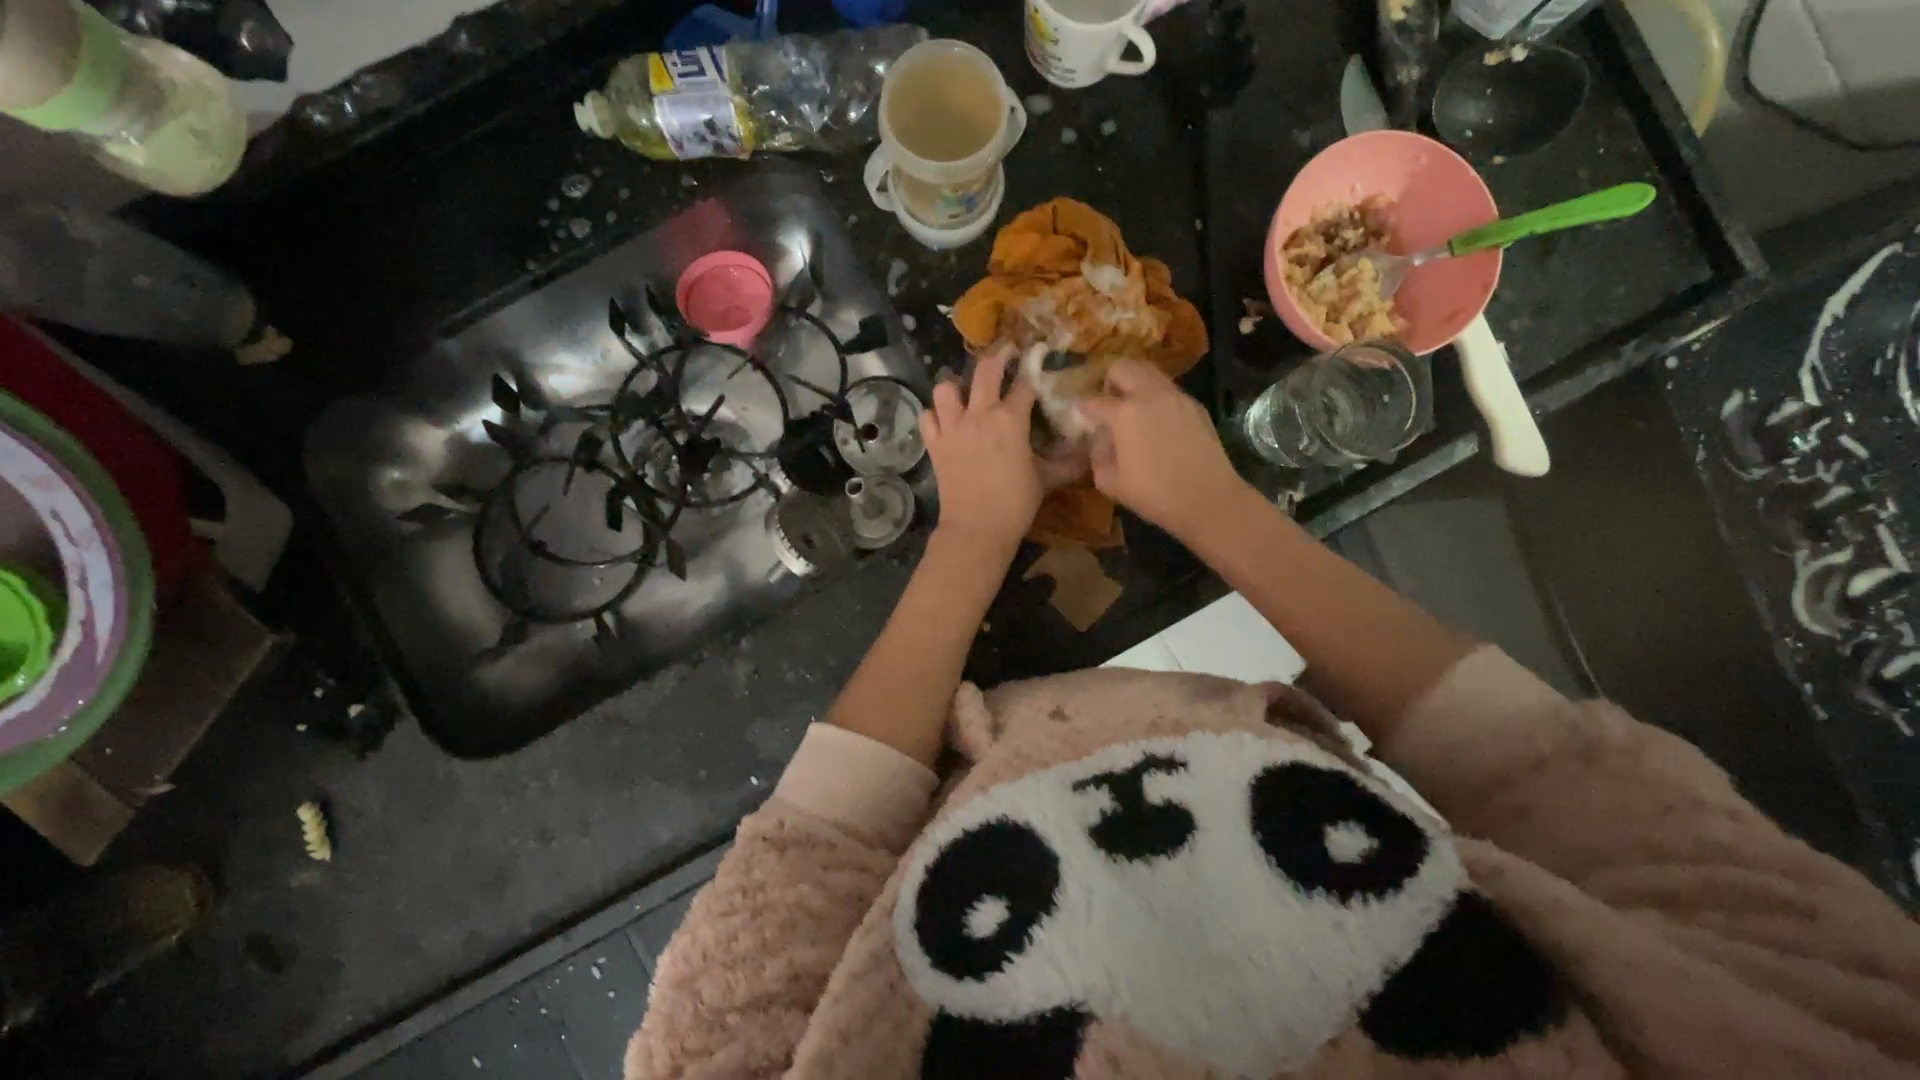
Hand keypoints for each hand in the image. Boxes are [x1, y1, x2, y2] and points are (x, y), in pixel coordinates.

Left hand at [921, 347, 1047, 555]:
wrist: (977, 528)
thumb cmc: (1015, 503)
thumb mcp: (1046, 480)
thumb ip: (1067, 464)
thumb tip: (1090, 454)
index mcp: (1010, 419)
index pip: (1024, 383)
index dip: (1033, 367)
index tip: (1037, 356)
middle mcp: (980, 414)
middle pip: (985, 370)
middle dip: (997, 356)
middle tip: (1005, 351)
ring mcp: (953, 427)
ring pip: (946, 388)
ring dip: (956, 385)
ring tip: (965, 391)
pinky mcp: (935, 444)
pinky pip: (927, 417)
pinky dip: (934, 414)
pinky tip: (943, 419)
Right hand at [1075, 360, 1254, 537]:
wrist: (1209, 499)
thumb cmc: (1155, 495)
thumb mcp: (1110, 483)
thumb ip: (1098, 454)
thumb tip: (1100, 438)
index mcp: (1125, 414)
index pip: (1093, 400)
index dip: (1081, 407)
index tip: (1078, 414)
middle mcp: (1150, 396)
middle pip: (1123, 367)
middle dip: (1109, 380)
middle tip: (1108, 402)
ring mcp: (1176, 397)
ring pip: (1149, 372)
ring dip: (1135, 384)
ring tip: (1132, 409)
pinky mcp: (1195, 406)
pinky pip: (1168, 390)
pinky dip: (1156, 397)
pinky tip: (1157, 422)